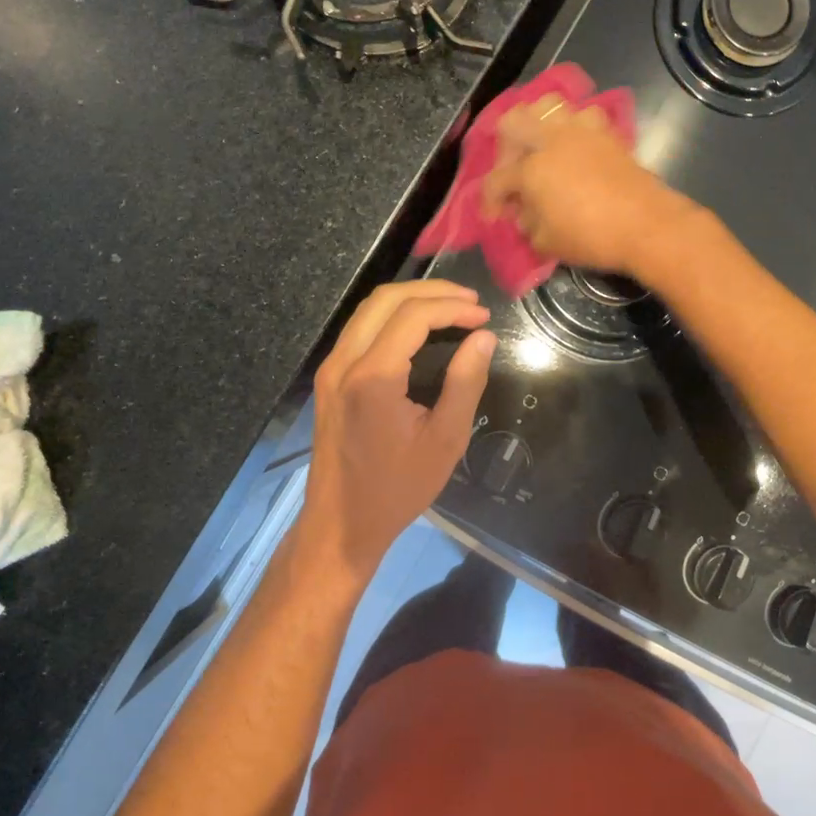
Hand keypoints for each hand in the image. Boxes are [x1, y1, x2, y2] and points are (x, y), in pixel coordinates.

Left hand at [299, 281, 496, 582]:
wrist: (341, 523)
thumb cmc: (398, 488)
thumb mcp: (445, 440)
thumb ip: (466, 383)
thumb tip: (484, 339)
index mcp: (373, 378)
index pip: (413, 316)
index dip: (453, 308)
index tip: (485, 317)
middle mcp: (344, 363)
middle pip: (386, 300)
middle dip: (432, 292)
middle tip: (472, 303)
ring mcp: (331, 370)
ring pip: (369, 310)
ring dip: (411, 300)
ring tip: (453, 309)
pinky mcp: (329, 379)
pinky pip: (361, 329)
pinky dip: (394, 317)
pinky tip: (422, 329)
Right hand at [480, 95, 702, 278]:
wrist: (647, 225)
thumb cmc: (592, 237)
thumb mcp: (547, 242)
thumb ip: (527, 225)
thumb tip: (524, 213)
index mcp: (531, 168)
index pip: (497, 180)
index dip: (490, 200)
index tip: (494, 216)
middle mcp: (552, 140)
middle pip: (514, 123)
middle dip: (505, 147)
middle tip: (513, 173)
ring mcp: (582, 131)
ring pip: (548, 106)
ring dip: (538, 124)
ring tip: (541, 148)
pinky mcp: (607, 134)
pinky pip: (582, 116)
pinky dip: (572, 128)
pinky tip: (574, 149)